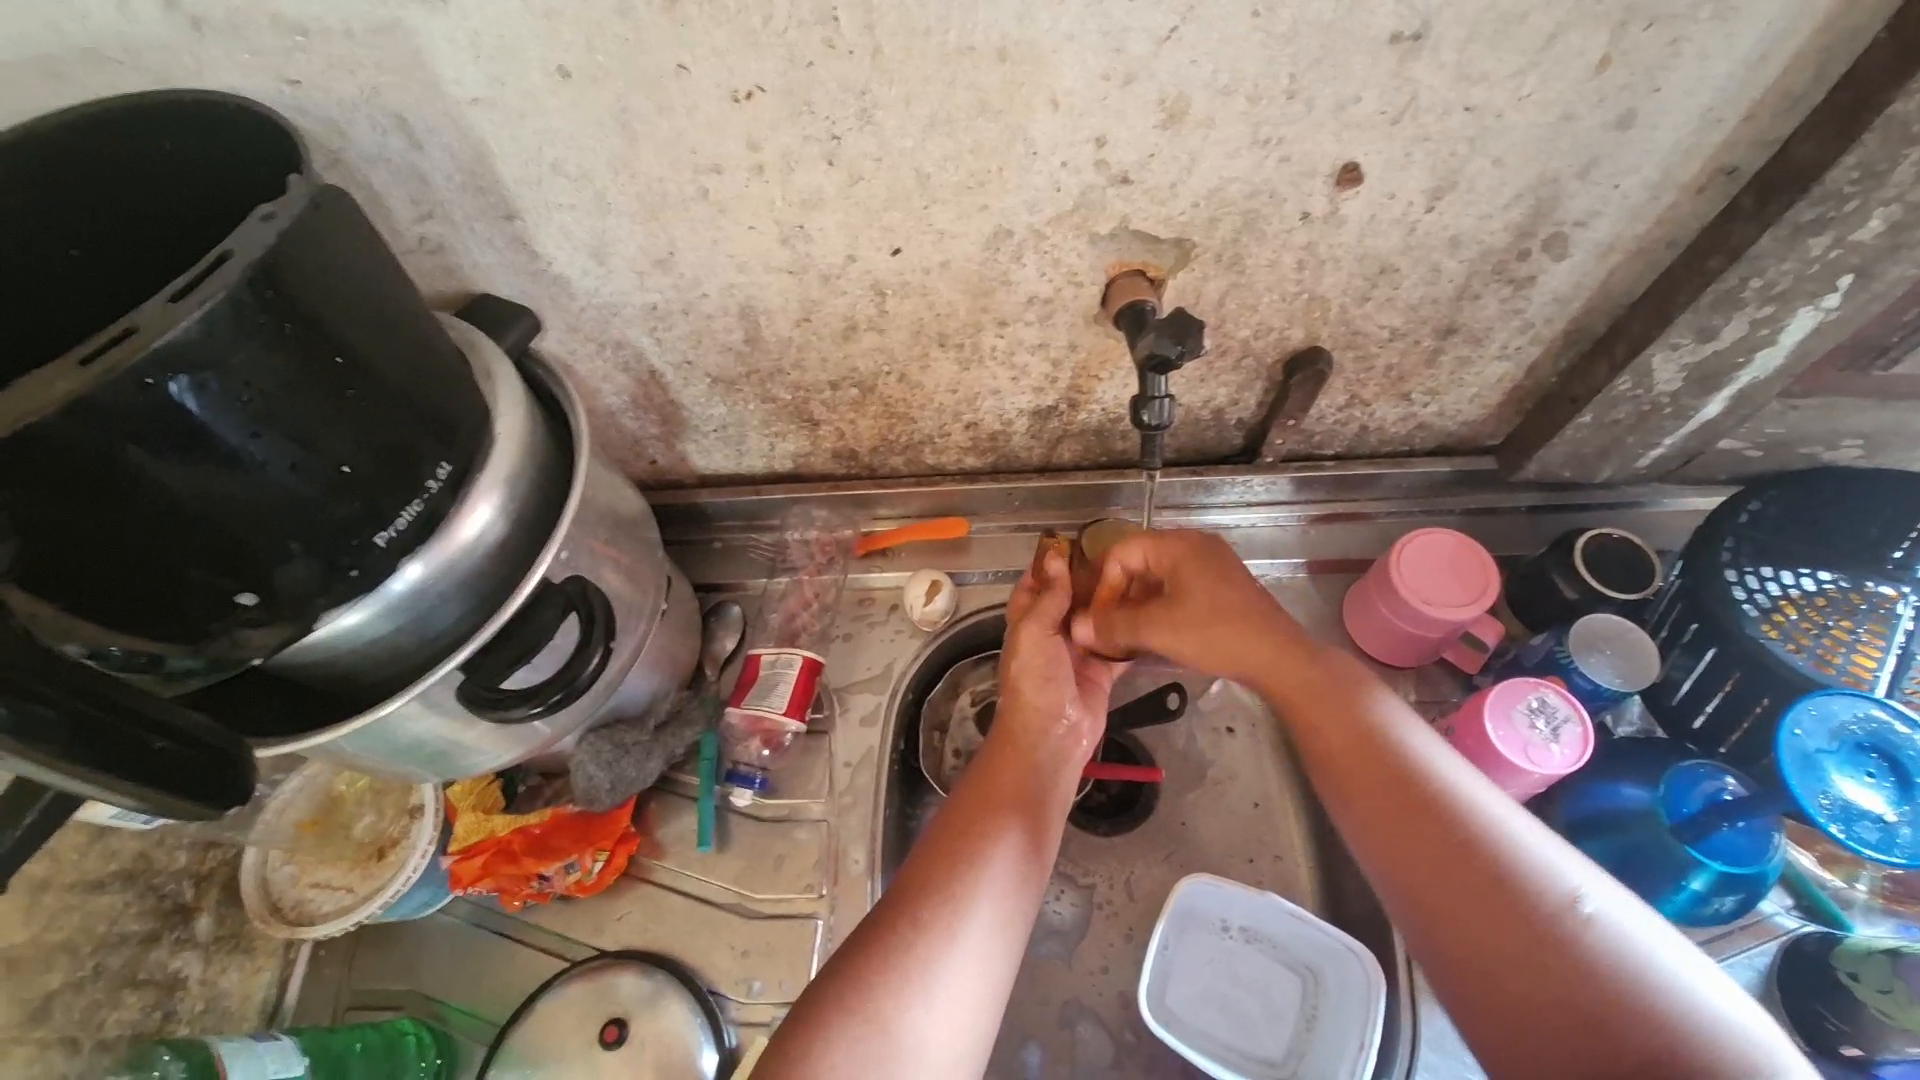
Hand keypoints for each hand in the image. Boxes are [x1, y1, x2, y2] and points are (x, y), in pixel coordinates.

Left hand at [994, 550, 1120, 775]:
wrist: (1051, 736)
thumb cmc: (1034, 680)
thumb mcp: (1034, 631)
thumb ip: (1049, 596)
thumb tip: (1054, 557)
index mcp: (1027, 623)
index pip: (1036, 585)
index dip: (1051, 565)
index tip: (1077, 541)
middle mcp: (1051, 635)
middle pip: (1070, 601)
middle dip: (1090, 581)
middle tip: (1120, 556)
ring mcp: (1077, 654)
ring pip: (1097, 621)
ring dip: (1113, 604)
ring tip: (1140, 575)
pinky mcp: (1102, 673)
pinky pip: (1118, 648)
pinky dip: (1130, 634)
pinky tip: (1150, 612)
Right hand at [1070, 528, 1311, 684]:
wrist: (1278, 657)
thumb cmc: (1214, 634)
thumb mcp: (1156, 630)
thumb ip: (1111, 625)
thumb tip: (1076, 627)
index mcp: (1177, 544)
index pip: (1121, 551)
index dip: (1103, 584)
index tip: (1099, 618)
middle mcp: (1194, 545)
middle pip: (1139, 561)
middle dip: (1119, 595)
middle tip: (1110, 628)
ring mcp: (1212, 564)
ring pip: (1159, 577)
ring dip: (1139, 604)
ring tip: (1129, 635)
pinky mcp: (1223, 584)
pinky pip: (1179, 587)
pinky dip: (1161, 607)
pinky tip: (1157, 634)